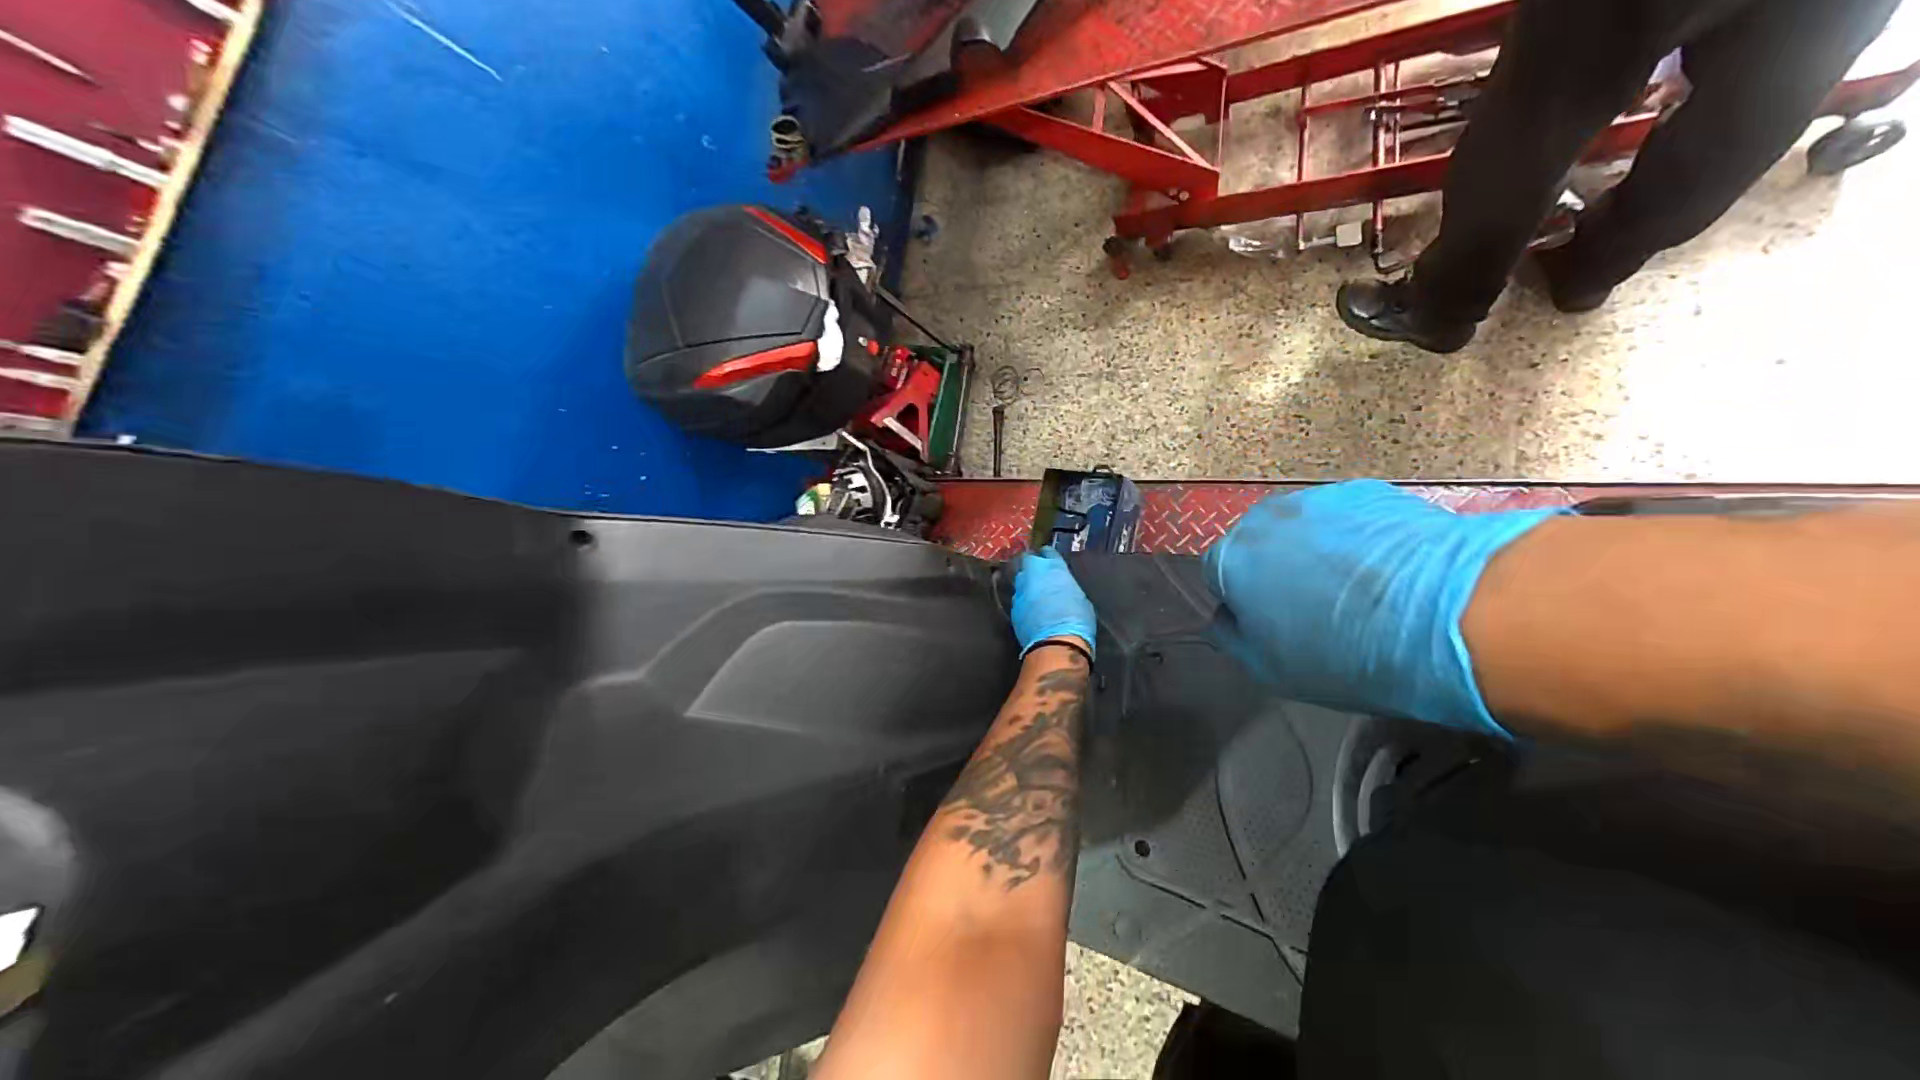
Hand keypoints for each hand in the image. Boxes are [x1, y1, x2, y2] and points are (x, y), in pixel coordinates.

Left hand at [1011, 548, 1096, 656]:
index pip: (1047, 552)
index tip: (1049, 557)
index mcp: (1053, 568)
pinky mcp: (1013, 608)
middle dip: (1031, 563)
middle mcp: (1033, 575)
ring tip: (1034, 590)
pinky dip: (1023, 600)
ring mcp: (1020, 591)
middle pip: (1027, 560)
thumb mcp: (1079, 597)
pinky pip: (1018, 598)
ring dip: (1026, 582)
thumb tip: (1062, 587)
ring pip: (1019, 579)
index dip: (1048, 554)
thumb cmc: (1077, 619)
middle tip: (1038, 570)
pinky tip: (1030, 608)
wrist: (1056, 643)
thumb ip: (1066, 585)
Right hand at [1202, 480, 1559, 734]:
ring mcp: (1320, 498)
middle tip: (1316, 610)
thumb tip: (1229, 619)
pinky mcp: (1372, 491)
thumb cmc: (1348, 652)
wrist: (1452, 613)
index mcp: (1232, 558)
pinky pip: (1349, 519)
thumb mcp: (1271, 669)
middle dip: (1277, 571)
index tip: (1273, 625)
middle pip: (1259, 545)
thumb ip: (1233, 638)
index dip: (1243, 602)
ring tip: (1361, 592)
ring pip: (1303, 529)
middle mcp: (1266, 518)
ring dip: (1317, 553)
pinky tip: (1392, 574)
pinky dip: (1360, 540)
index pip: (1216, 575)